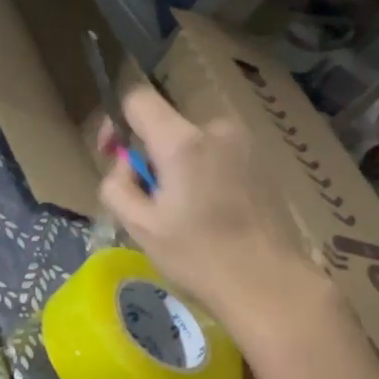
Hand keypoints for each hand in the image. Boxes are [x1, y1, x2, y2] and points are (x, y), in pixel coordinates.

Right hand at [98, 87, 321, 337]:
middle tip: (152, 206)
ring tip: (182, 215)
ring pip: (191, 145)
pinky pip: (215, 156)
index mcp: (182, 143)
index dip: (118, 121)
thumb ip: (116, 186)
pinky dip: (202, 177)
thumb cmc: (195, 255)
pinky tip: (208, 214)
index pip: (139, 100)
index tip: (114, 154)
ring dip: (177, 171)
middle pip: (166, 129)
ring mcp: (243, 142)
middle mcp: (216, 129)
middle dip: (151, 161)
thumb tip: (122, 165)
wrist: (264, 278)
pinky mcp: (259, 159)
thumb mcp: (139, 227)